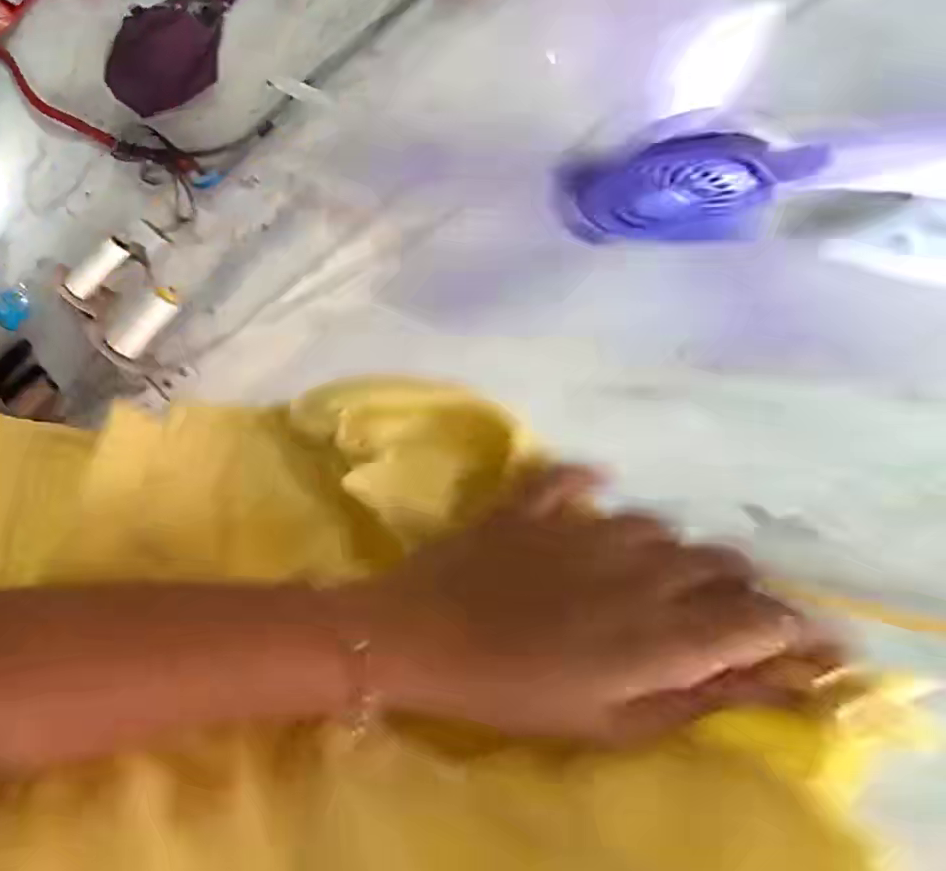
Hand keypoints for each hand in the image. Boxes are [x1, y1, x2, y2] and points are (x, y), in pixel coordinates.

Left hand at [334, 466, 829, 743]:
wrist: (411, 637)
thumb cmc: (507, 692)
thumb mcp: (613, 720)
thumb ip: (697, 697)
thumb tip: (774, 680)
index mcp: (663, 633)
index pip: (766, 619)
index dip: (787, 631)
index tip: (779, 644)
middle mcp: (629, 571)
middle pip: (717, 562)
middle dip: (730, 587)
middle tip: (706, 609)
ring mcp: (567, 532)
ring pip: (649, 522)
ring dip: (662, 544)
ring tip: (645, 568)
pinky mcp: (513, 511)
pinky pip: (558, 478)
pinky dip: (581, 479)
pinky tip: (590, 486)